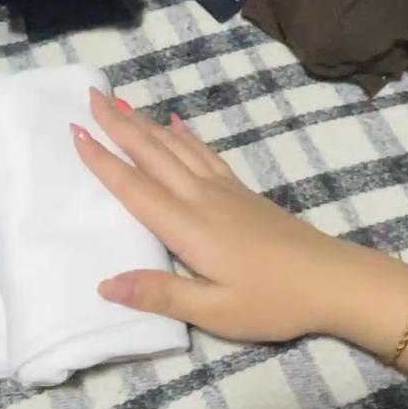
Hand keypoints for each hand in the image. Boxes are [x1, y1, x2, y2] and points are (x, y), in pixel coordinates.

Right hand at [73, 89, 407, 350]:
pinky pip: (204, 153)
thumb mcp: (215, 312)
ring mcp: (223, 189)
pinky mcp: (240, 190)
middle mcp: (200, 197)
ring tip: (119, 103)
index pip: (133, 187)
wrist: (332, 280)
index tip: (75, 131)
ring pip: (176, 146)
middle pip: (151, 153)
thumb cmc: (273, 301)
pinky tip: (175, 122)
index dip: (102, 159)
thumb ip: (160, 294)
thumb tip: (104, 284)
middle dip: (117, 124)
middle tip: (89, 96)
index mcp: (188, 227)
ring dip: (144, 123)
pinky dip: (184, 134)